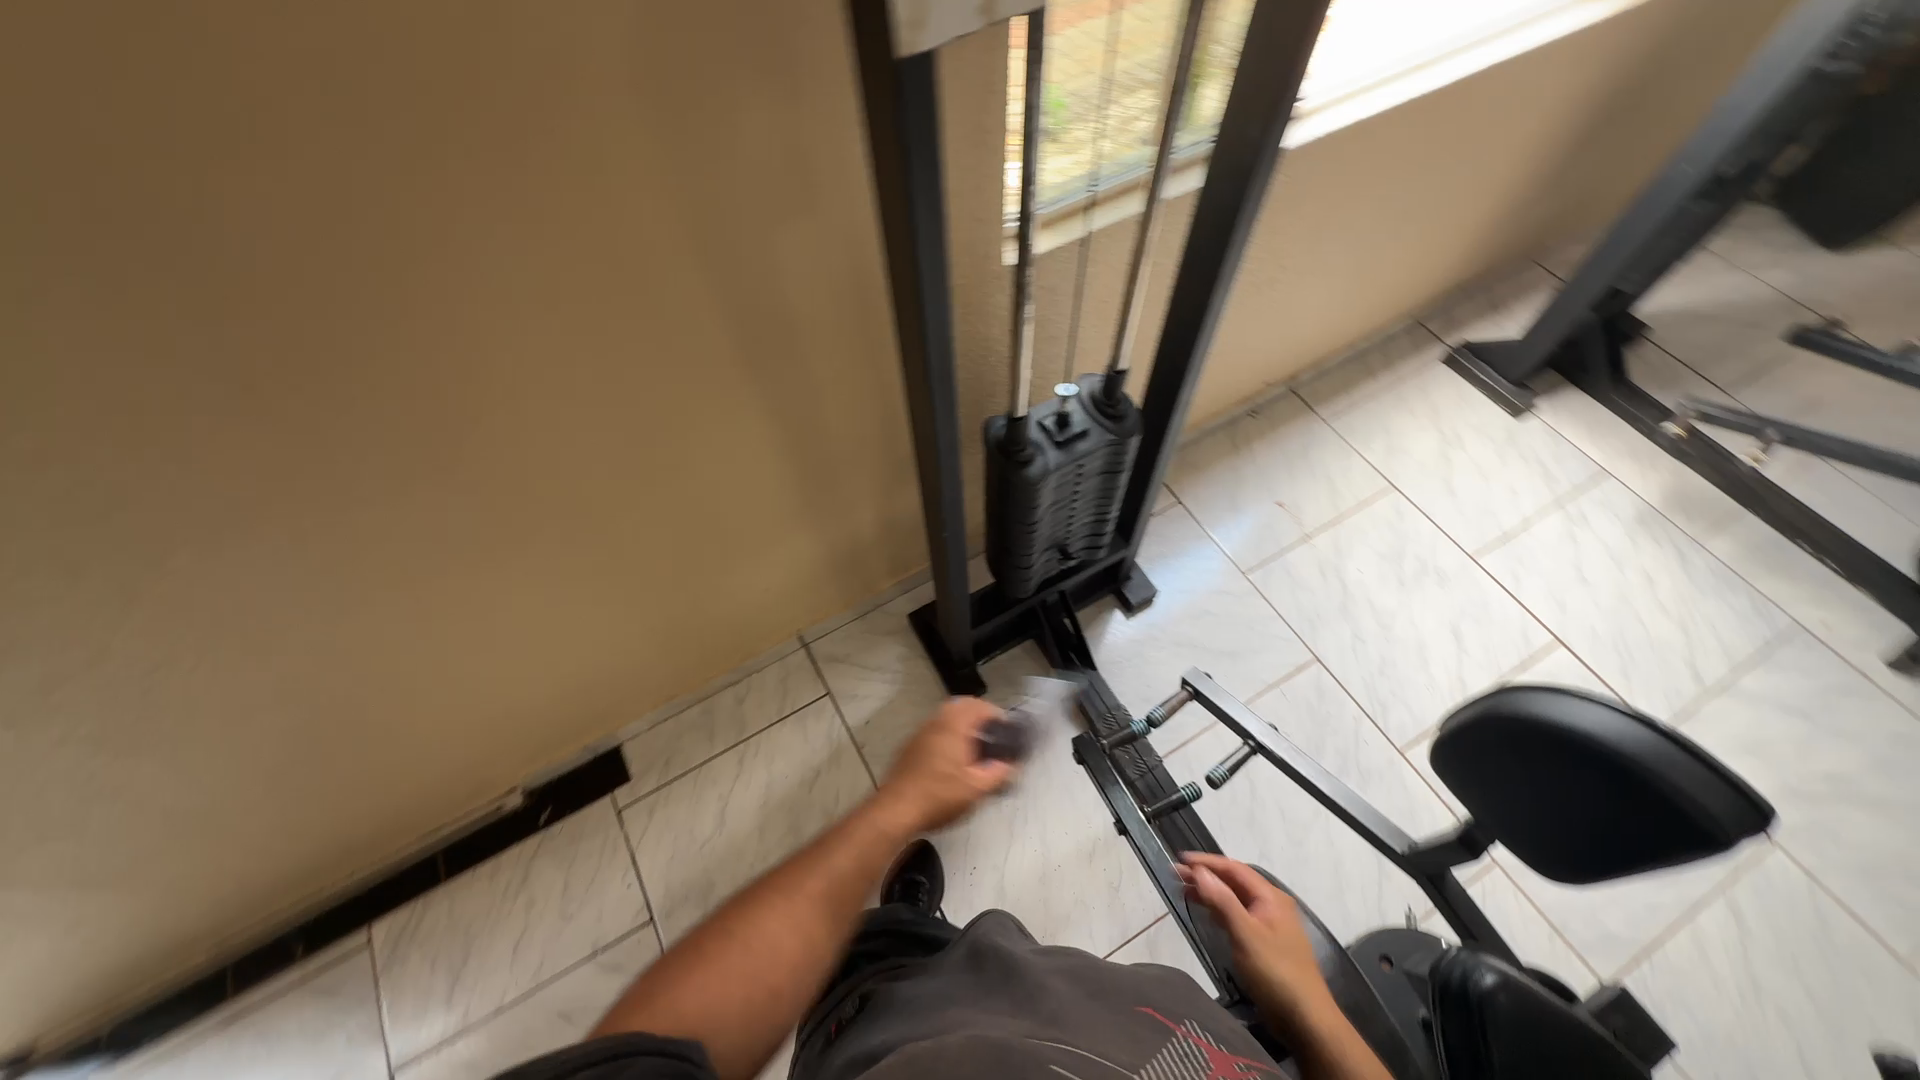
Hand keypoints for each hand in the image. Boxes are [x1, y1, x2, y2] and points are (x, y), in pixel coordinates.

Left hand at [873, 698, 1017, 832]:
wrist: (895, 810)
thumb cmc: (939, 796)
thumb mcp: (976, 789)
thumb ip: (998, 773)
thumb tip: (1012, 764)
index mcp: (953, 726)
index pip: (978, 706)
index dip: (995, 714)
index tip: (1006, 730)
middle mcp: (935, 723)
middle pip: (960, 707)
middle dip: (978, 717)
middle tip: (991, 736)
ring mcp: (919, 734)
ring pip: (944, 718)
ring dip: (961, 725)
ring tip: (974, 748)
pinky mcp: (909, 748)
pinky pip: (933, 731)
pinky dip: (947, 736)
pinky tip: (951, 760)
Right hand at [1178, 853, 1337, 1037]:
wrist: (1305, 1018)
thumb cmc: (1275, 972)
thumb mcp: (1245, 934)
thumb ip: (1221, 901)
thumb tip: (1198, 871)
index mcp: (1270, 897)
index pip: (1234, 869)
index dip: (1206, 862)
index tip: (1180, 859)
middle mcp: (1271, 904)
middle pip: (1234, 882)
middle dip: (1206, 876)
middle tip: (1176, 875)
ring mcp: (1268, 924)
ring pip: (1235, 899)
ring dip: (1211, 892)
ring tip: (1183, 890)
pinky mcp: (1264, 942)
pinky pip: (1238, 916)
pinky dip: (1219, 910)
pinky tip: (1206, 913)